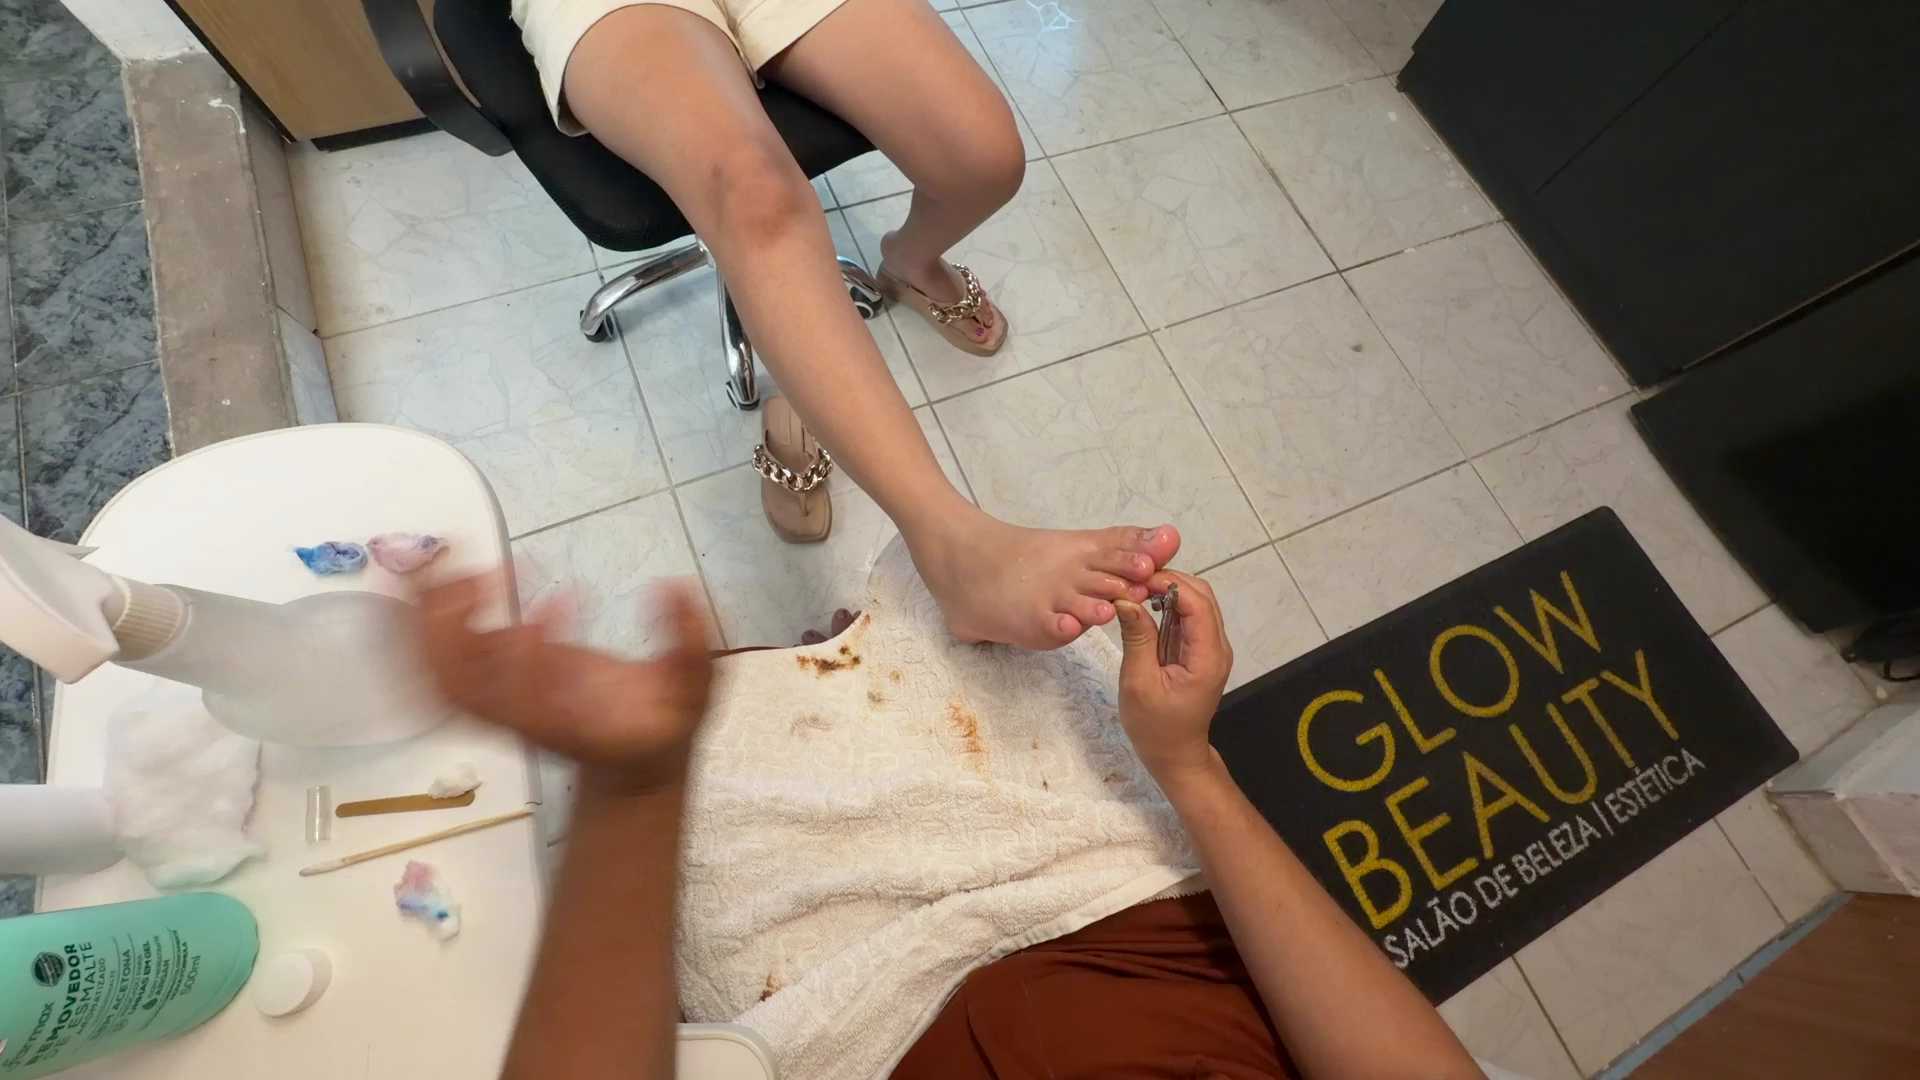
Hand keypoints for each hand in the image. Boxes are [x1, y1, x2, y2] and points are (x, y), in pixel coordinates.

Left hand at [412, 571, 713, 793]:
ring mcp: (501, 705)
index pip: (527, 702)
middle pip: (458, 689)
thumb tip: (673, 585)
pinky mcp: (495, 687)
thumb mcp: (695, 694)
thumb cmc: (663, 730)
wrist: (629, 767)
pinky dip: (433, 620)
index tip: (558, 602)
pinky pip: (444, 662)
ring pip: (439, 674)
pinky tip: (460, 575)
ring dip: (429, 620)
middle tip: (477, 571)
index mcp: (568, 724)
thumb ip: (692, 646)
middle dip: (449, 631)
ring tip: (449, 559)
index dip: (528, 657)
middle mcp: (522, 718)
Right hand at [1113, 571, 1231, 784]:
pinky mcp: (1199, 651)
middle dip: (1169, 582)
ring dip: (1168, 591)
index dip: (1169, 583)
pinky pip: (1188, 618)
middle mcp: (1217, 647)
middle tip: (1133, 581)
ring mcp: (1210, 649)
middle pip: (1201, 596)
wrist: (1174, 755)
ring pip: (1196, 603)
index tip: (1136, 578)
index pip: (1197, 603)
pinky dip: (1168, 606)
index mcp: (1207, 657)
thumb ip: (1137, 638)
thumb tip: (1125, 599)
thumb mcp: (1138, 682)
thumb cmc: (1154, 725)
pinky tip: (1144, 606)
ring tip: (1135, 590)